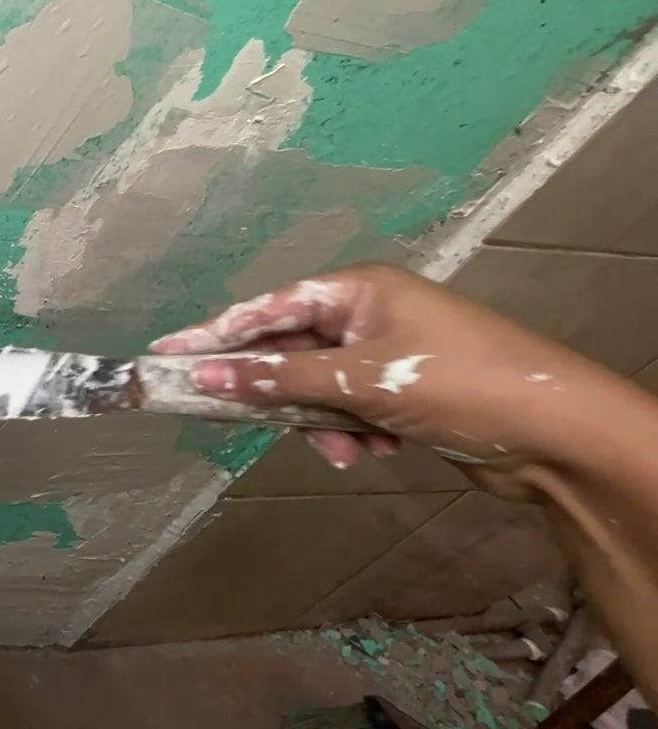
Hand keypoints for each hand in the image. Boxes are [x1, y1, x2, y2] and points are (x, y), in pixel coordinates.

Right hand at [150, 264, 627, 491]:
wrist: (575, 444)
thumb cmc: (464, 387)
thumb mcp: (362, 381)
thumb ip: (278, 379)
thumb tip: (205, 377)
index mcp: (357, 290)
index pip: (265, 309)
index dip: (213, 333)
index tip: (165, 350)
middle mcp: (366, 315)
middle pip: (287, 350)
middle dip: (277, 390)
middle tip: (231, 410)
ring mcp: (384, 353)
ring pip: (313, 385)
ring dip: (318, 419)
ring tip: (343, 447)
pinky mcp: (400, 391)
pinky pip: (343, 405)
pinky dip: (348, 430)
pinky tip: (371, 450)